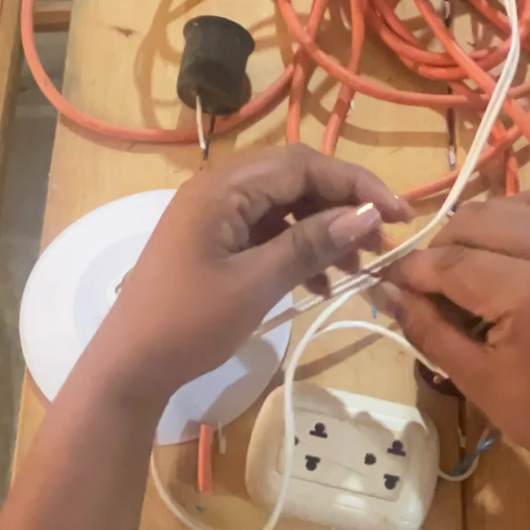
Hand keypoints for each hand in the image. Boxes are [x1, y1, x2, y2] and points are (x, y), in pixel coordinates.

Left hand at [81, 144, 412, 402]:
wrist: (130, 366)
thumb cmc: (188, 323)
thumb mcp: (255, 283)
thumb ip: (311, 244)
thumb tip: (368, 214)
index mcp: (224, 187)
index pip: (304, 164)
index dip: (357, 183)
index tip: (399, 214)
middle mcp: (219, 190)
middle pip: (296, 182)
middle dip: (343, 208)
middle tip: (381, 245)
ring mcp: (215, 217)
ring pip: (285, 209)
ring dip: (324, 233)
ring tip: (356, 270)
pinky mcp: (215, 243)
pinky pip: (267, 234)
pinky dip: (298, 252)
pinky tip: (319, 284)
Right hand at [373, 182, 529, 489]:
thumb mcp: (473, 378)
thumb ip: (425, 327)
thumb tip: (381, 290)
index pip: (450, 263)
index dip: (410, 272)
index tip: (383, 284)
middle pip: (475, 222)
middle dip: (437, 250)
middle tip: (422, 288)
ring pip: (508, 206)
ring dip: (472, 230)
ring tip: (459, 270)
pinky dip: (519, 211)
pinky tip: (502, 243)